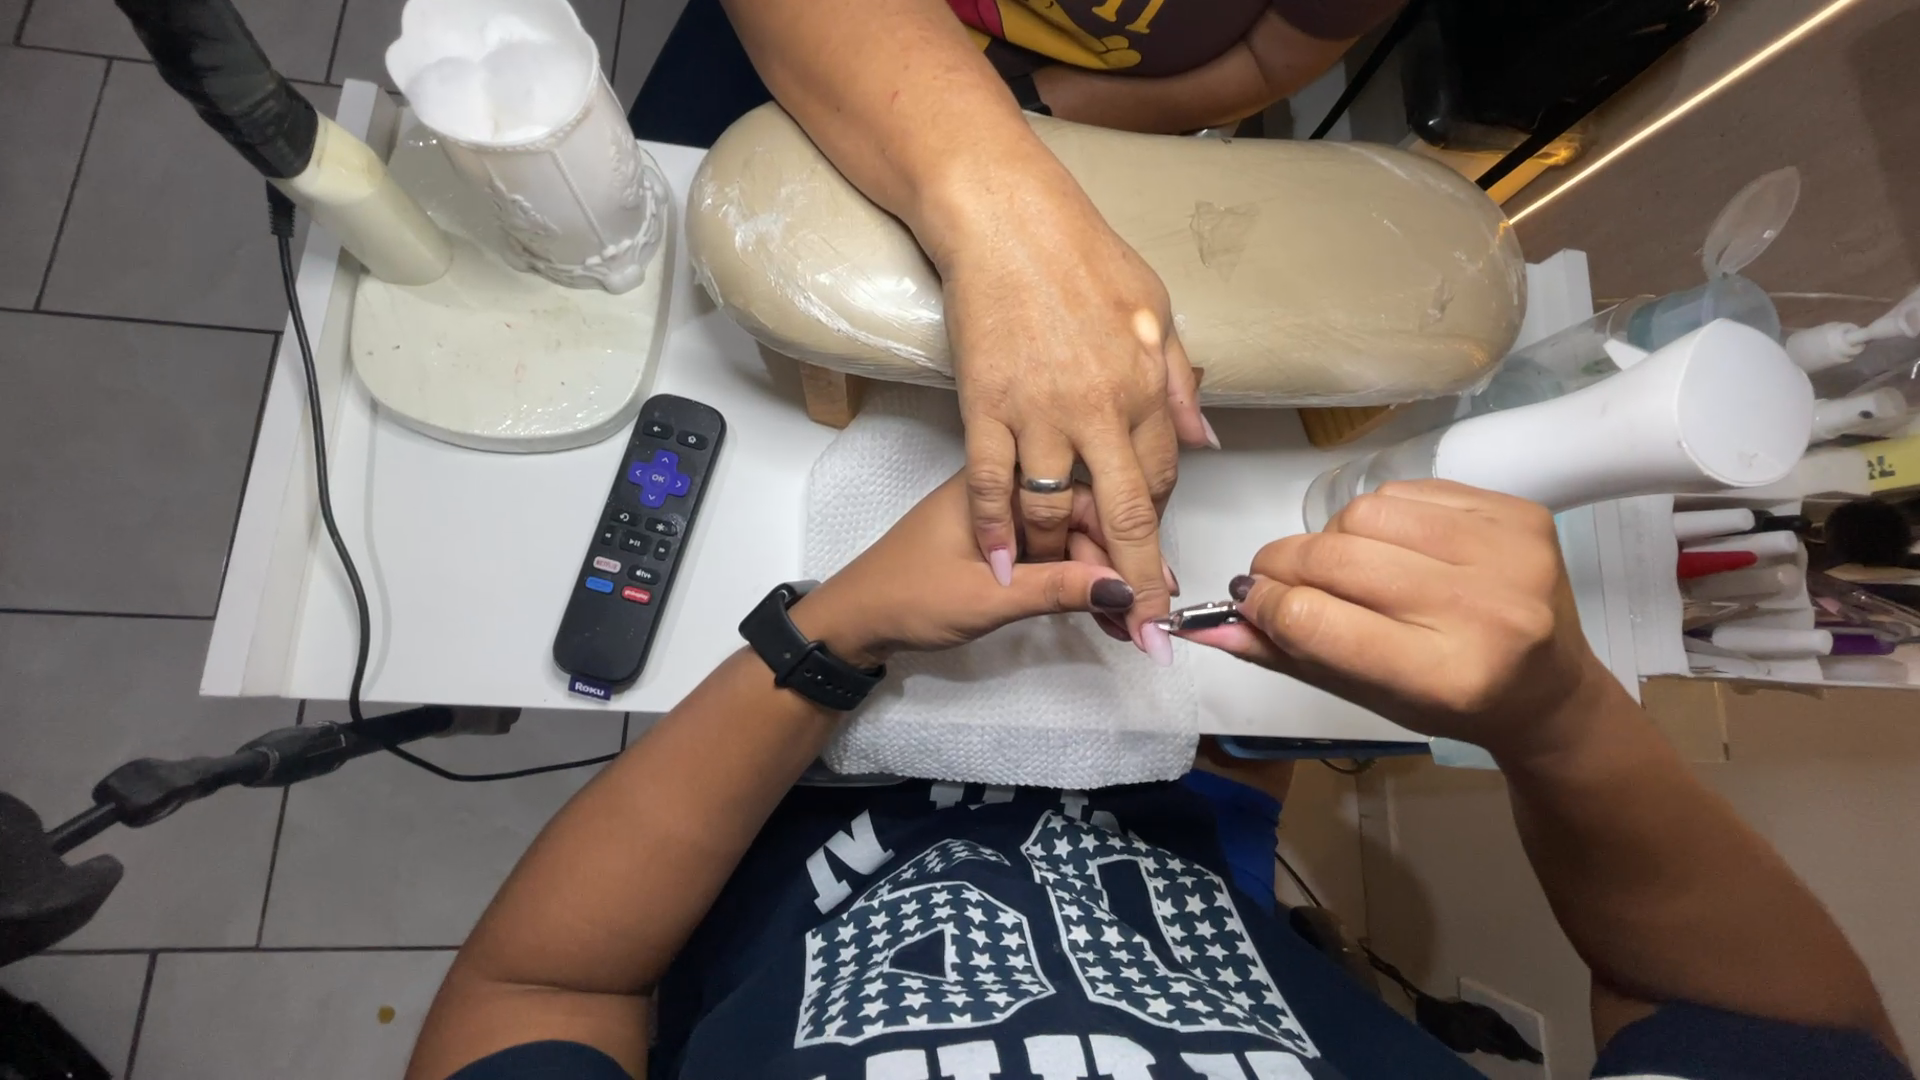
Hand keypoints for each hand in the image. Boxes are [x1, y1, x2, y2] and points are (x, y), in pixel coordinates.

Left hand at [790, 473, 1136, 668]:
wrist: (854, 619)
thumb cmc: (908, 598)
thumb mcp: (987, 597)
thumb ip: (1056, 589)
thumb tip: (1126, 589)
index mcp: (997, 484)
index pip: (1082, 502)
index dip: (1123, 547)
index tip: (1155, 590)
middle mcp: (1006, 492)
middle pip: (1081, 523)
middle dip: (1116, 570)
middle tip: (1148, 617)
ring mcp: (1003, 519)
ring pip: (1069, 544)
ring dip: (1099, 583)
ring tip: (1130, 625)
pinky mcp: (1000, 545)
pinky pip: (1049, 558)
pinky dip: (1074, 586)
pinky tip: (1100, 613)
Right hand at [929, 182, 1213, 647]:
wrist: (1003, 220)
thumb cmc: (1081, 255)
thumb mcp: (1154, 307)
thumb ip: (1176, 381)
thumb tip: (1201, 439)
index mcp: (1143, 387)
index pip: (1160, 479)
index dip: (1159, 530)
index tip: (1159, 569)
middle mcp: (1098, 410)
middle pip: (1122, 514)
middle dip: (1137, 583)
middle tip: (1144, 635)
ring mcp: (1038, 413)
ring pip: (1053, 508)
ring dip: (1059, 560)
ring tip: (1065, 597)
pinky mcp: (984, 409)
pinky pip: (992, 485)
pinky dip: (995, 532)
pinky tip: (1000, 566)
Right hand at [1177, 481, 1618, 760]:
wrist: (1549, 690)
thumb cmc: (1441, 704)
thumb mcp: (1355, 692)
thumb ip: (1277, 652)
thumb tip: (1203, 624)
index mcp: (1442, 675)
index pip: (1312, 617)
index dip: (1265, 603)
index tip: (1252, 601)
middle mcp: (1484, 611)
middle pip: (1333, 559)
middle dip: (1283, 565)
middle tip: (1277, 577)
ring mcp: (1510, 554)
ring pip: (1362, 514)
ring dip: (1332, 537)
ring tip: (1347, 565)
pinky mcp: (1520, 514)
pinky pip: (1404, 491)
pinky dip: (1377, 516)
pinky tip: (1391, 546)